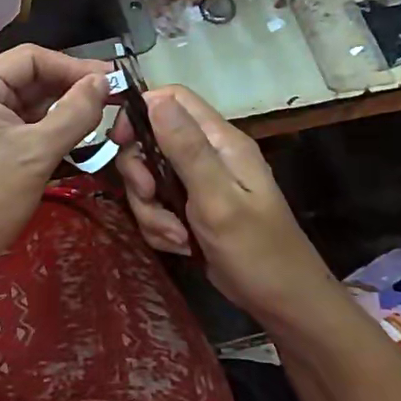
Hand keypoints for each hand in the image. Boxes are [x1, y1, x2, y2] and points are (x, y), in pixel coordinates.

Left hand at [0, 46, 111, 316]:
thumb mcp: (38, 153)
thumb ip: (75, 112)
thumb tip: (106, 81)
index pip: (29, 58)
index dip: (73, 66)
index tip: (111, 81)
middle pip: (29, 76)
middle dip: (70, 86)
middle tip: (113, 99)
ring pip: (28, 99)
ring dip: (62, 106)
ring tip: (102, 114)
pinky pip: (22, 121)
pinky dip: (49, 124)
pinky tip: (77, 130)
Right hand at [113, 86, 336, 313]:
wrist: (281, 301)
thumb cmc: (256, 249)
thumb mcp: (218, 198)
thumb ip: (187, 149)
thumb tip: (156, 99)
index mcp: (221, 141)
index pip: (171, 99)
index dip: (139, 113)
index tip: (119, 142)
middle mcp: (208, 155)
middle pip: (151, 143)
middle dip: (141, 176)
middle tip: (150, 198)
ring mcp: (198, 183)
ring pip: (149, 180)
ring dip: (151, 210)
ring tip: (175, 236)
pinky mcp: (191, 209)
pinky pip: (157, 207)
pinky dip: (160, 227)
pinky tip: (180, 246)